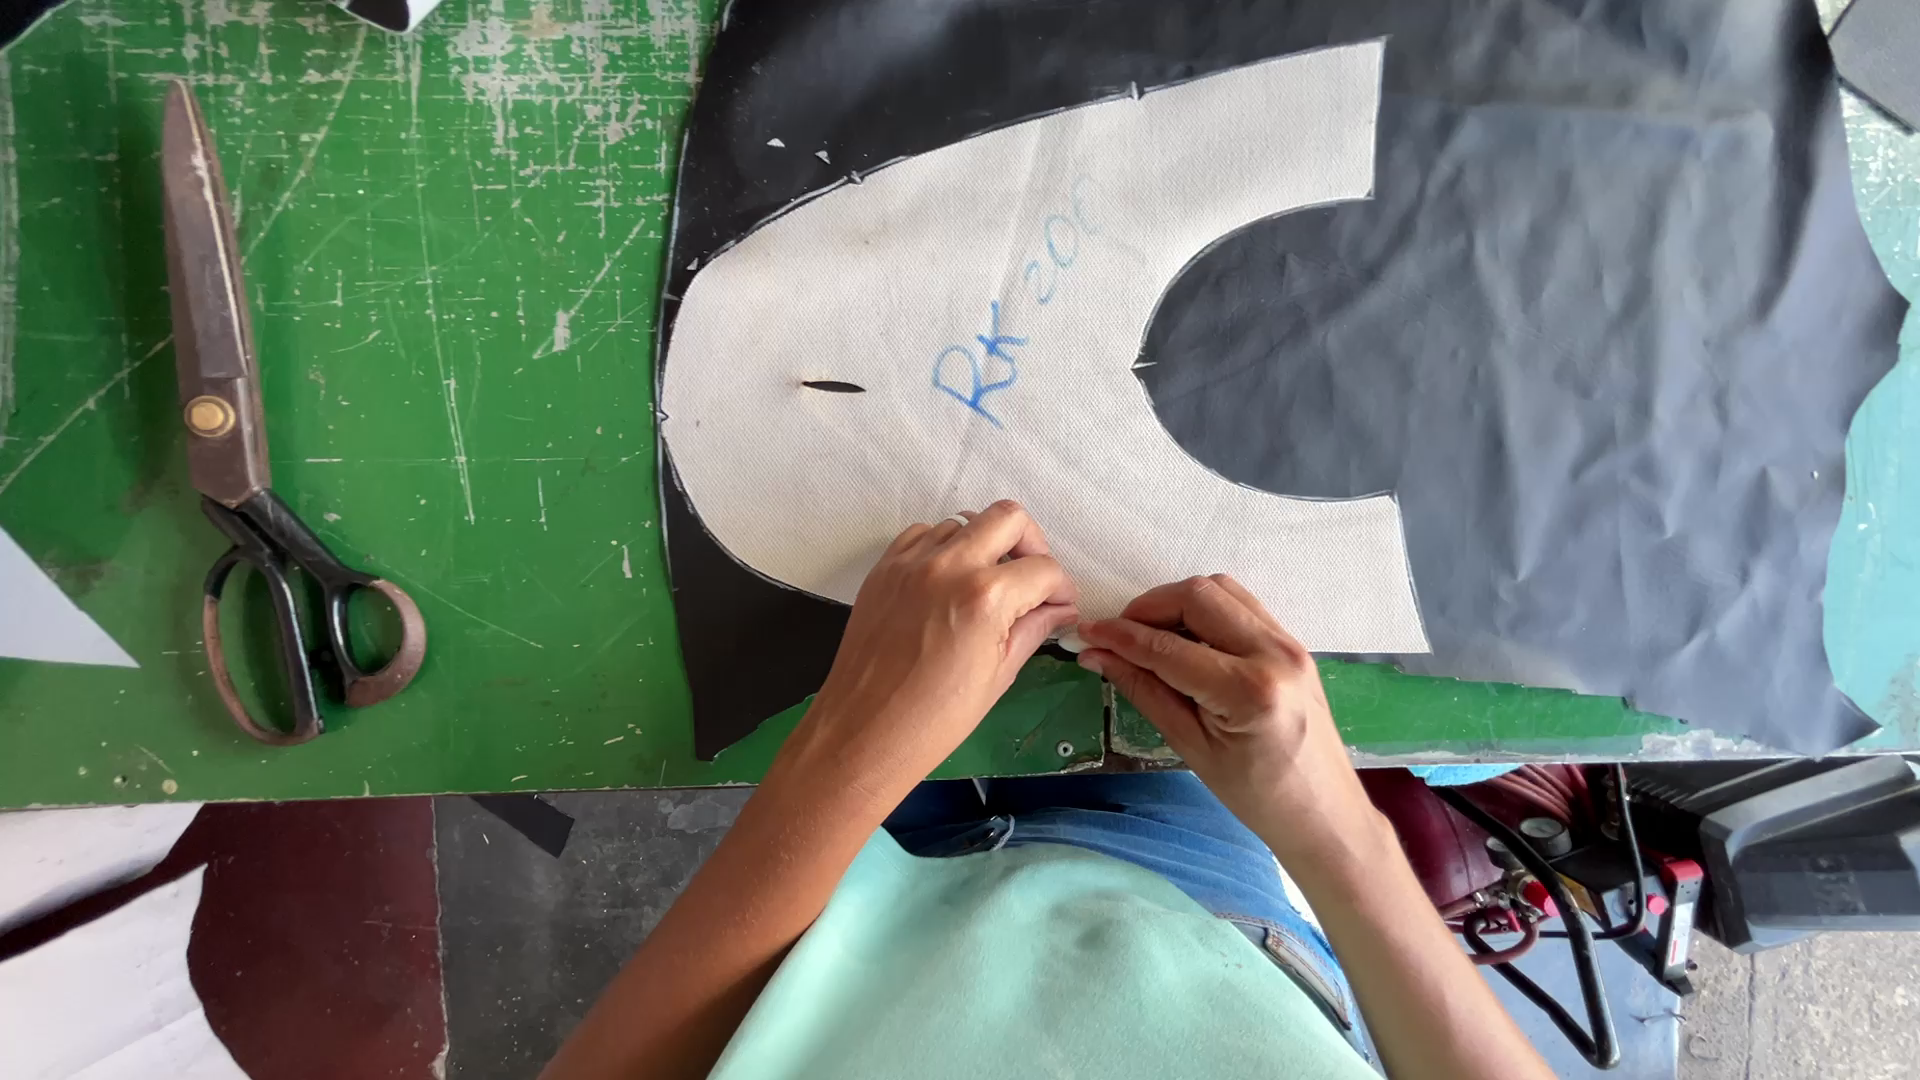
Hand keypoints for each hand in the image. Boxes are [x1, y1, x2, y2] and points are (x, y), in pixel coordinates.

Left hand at [785, 500, 1078, 805]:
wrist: (865, 731)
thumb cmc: (937, 718)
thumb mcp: (1000, 675)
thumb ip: (1034, 628)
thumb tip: (1061, 609)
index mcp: (985, 596)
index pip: (1044, 568)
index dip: (1061, 588)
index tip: (1059, 605)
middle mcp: (949, 565)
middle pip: (1008, 517)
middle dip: (1032, 544)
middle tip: (1031, 579)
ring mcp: (911, 561)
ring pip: (964, 523)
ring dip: (984, 546)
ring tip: (985, 585)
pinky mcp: (885, 566)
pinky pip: (924, 534)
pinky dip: (944, 549)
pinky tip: (947, 583)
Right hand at [1076, 574, 1379, 862]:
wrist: (1324, 815)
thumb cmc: (1254, 796)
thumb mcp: (1190, 746)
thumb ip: (1142, 689)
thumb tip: (1096, 654)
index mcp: (1247, 691)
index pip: (1167, 646)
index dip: (1119, 635)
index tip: (1086, 632)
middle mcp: (1273, 653)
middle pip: (1196, 595)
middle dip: (1147, 608)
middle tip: (1120, 635)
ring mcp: (1288, 643)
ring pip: (1220, 589)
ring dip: (1176, 603)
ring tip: (1150, 636)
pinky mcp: (1292, 642)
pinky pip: (1240, 604)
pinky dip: (1204, 610)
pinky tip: (1186, 638)